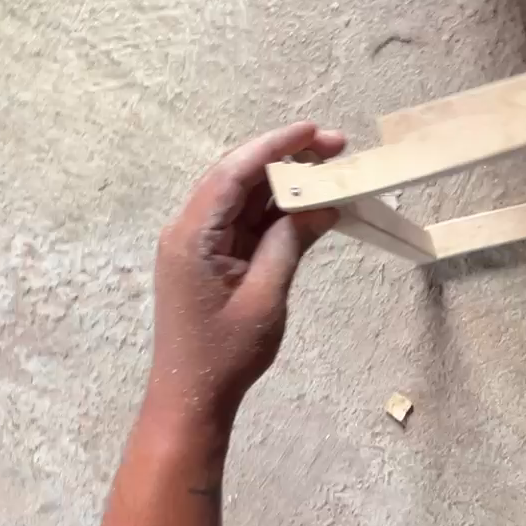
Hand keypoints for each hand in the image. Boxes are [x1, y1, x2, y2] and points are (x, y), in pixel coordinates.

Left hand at [147, 122, 343, 427]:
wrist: (193, 395)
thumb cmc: (226, 353)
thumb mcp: (266, 296)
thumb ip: (290, 243)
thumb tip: (322, 206)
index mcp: (194, 234)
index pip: (235, 172)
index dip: (275, 146)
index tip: (314, 131)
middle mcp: (190, 229)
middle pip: (239, 177)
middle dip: (285, 159)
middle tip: (334, 149)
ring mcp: (200, 244)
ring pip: (244, 198)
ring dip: (284, 185)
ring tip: (329, 172)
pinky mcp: (212, 260)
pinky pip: (245, 223)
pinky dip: (276, 213)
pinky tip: (308, 206)